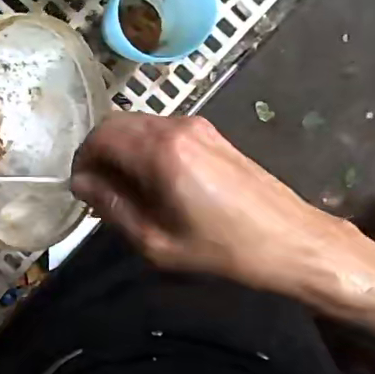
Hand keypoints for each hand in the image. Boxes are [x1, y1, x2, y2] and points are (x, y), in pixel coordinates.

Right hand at [69, 113, 374, 300]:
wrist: (292, 241)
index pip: (99, 138)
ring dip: (119, 150)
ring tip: (125, 189)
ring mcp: (196, 125)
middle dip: (98, 153)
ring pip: (136, 124)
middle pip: (115, 124)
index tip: (82, 191)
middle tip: (98, 190)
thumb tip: (82, 183)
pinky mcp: (209, 132)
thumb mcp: (155, 241)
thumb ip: (111, 206)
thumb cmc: (222, 249)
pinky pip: (158, 130)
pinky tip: (152, 181)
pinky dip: (142, 148)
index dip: (82, 162)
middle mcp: (175, 127)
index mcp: (160, 152)